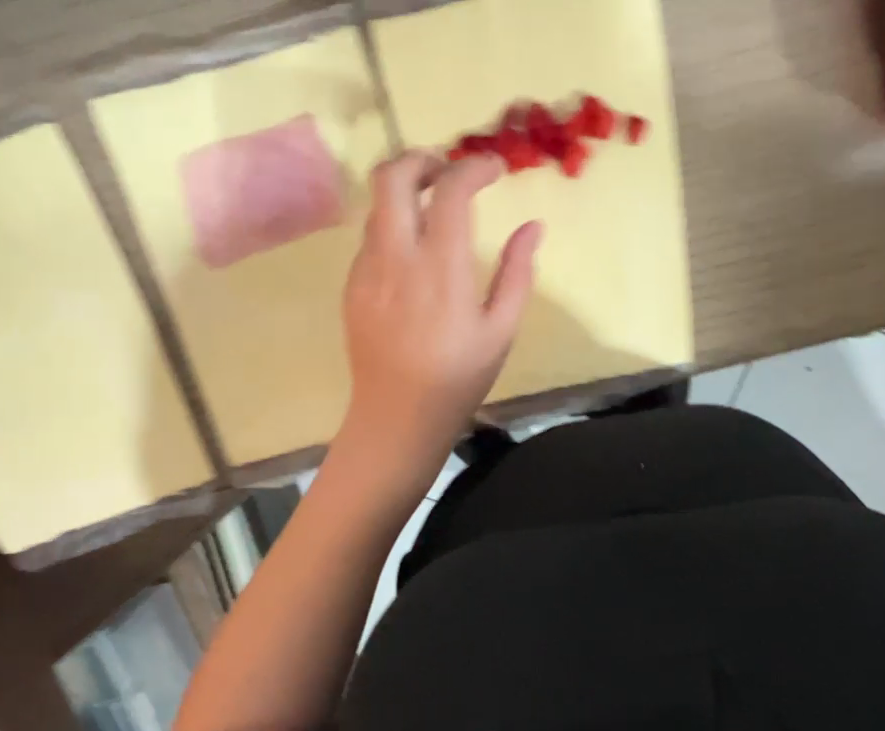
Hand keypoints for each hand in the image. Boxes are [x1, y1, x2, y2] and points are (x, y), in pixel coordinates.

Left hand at [342, 151, 544, 453]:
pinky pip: (369, 239)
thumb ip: (517, 273)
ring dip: (405, 193)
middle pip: (393, 175)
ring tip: (433, 210)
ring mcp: (367, 270)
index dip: (474, 166)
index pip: (451, 189)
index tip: (494, 169)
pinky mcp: (352, 287)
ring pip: (377, 205)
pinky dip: (392, 227)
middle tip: (449, 173)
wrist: (397, 416)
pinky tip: (413, 256)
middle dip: (423, 160)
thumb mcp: (500, 330)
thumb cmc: (458, 378)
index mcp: (441, 267)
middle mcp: (397, 257)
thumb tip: (533, 227)